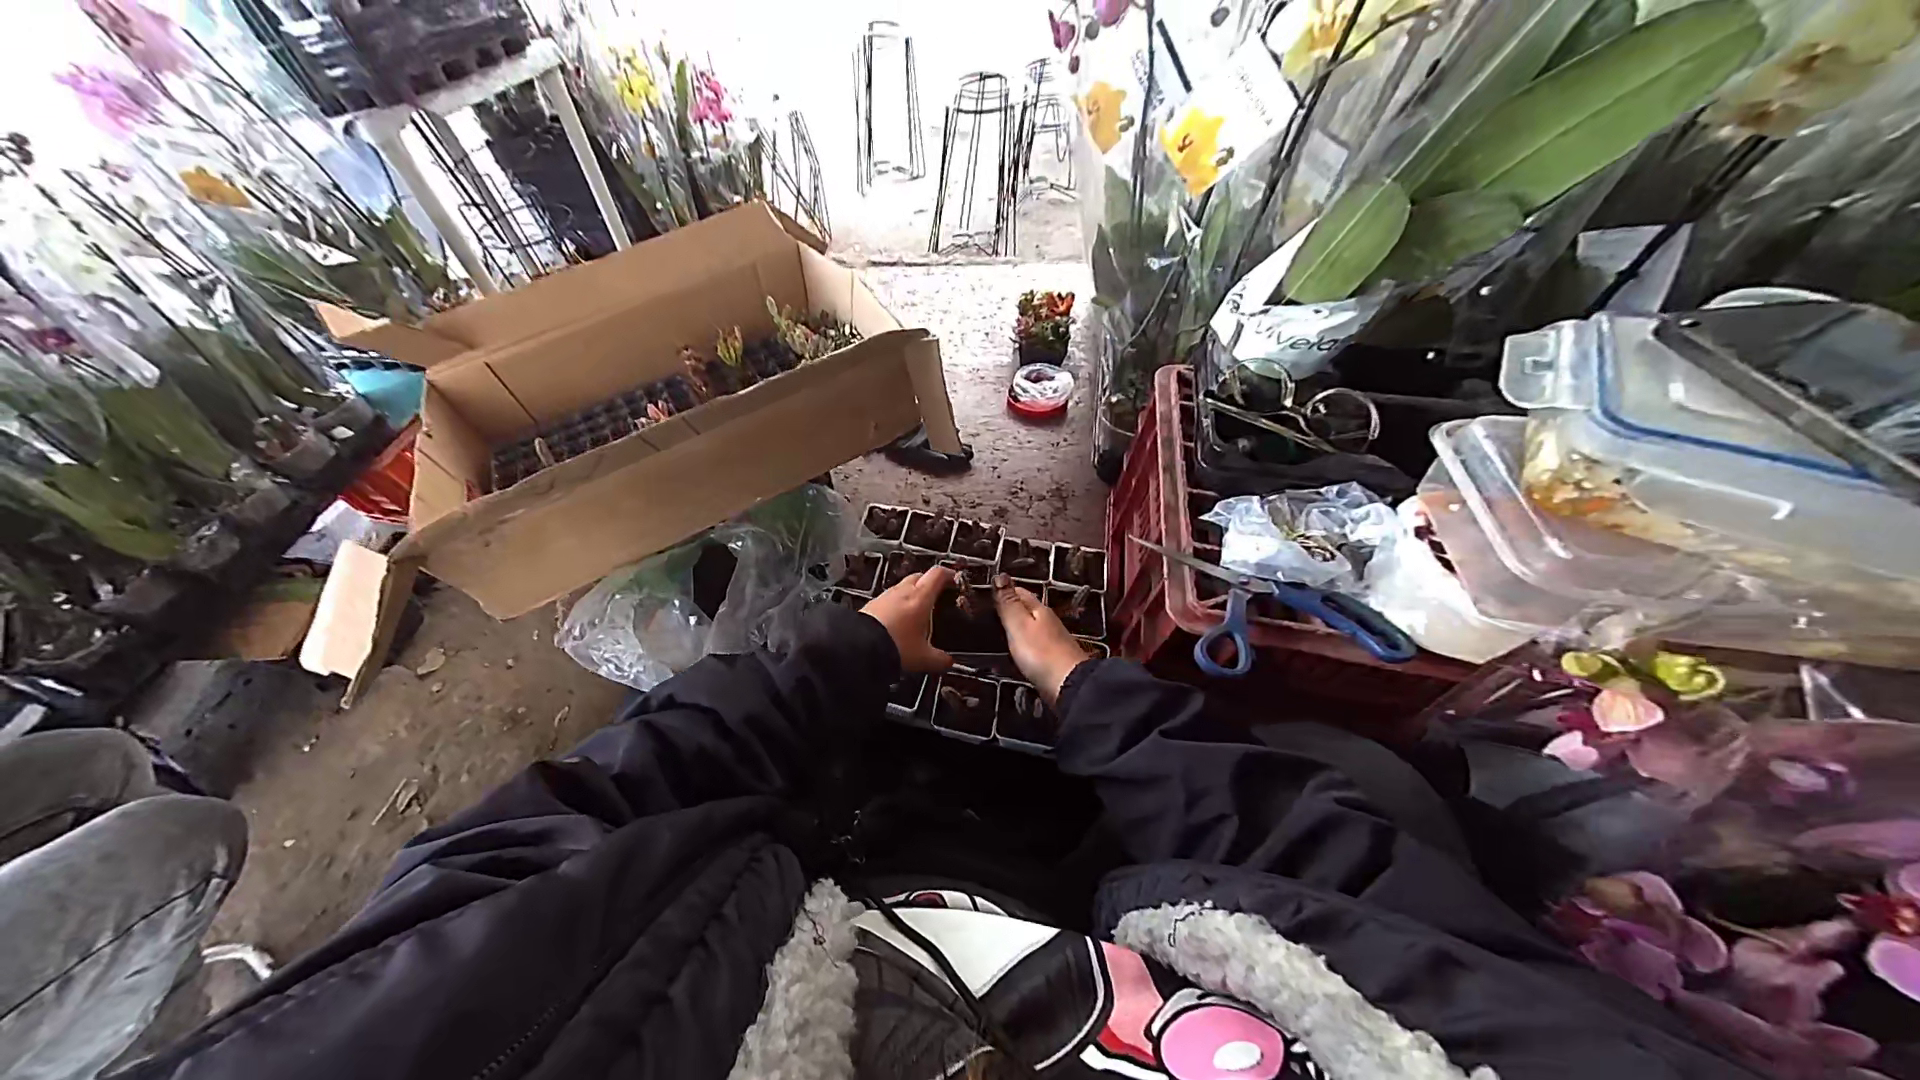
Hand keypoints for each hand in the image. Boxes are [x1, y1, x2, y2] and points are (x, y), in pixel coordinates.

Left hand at [861, 567, 955, 673]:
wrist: (858, 648)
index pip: (938, 574)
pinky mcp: (871, 604)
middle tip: (937, 597)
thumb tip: (949, 662)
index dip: (948, 574)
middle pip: (920, 576)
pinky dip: (896, 604)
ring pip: (903, 586)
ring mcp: (885, 596)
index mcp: (921, 597)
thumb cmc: (895, 647)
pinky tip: (897, 621)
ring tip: (916, 612)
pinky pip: (888, 598)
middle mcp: (903, 591)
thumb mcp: (923, 658)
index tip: (955, 581)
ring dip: (911, 593)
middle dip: (930, 583)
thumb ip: (940, 659)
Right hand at [994, 574, 1091, 707]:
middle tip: (988, 613)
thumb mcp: (1018, 625)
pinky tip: (1015, 652)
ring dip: (1016, 627)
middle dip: (1009, 608)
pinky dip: (1023, 645)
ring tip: (997, 632)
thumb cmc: (1040, 653)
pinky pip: (1034, 645)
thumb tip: (1000, 575)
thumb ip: (1008, 603)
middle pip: (1026, 609)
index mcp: (1039, 609)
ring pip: (1030, 627)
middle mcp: (1048, 621)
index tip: (987, 592)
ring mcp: (1052, 640)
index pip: (1020, 591)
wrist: (1069, 686)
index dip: (1003, 590)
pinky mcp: (1053, 659)